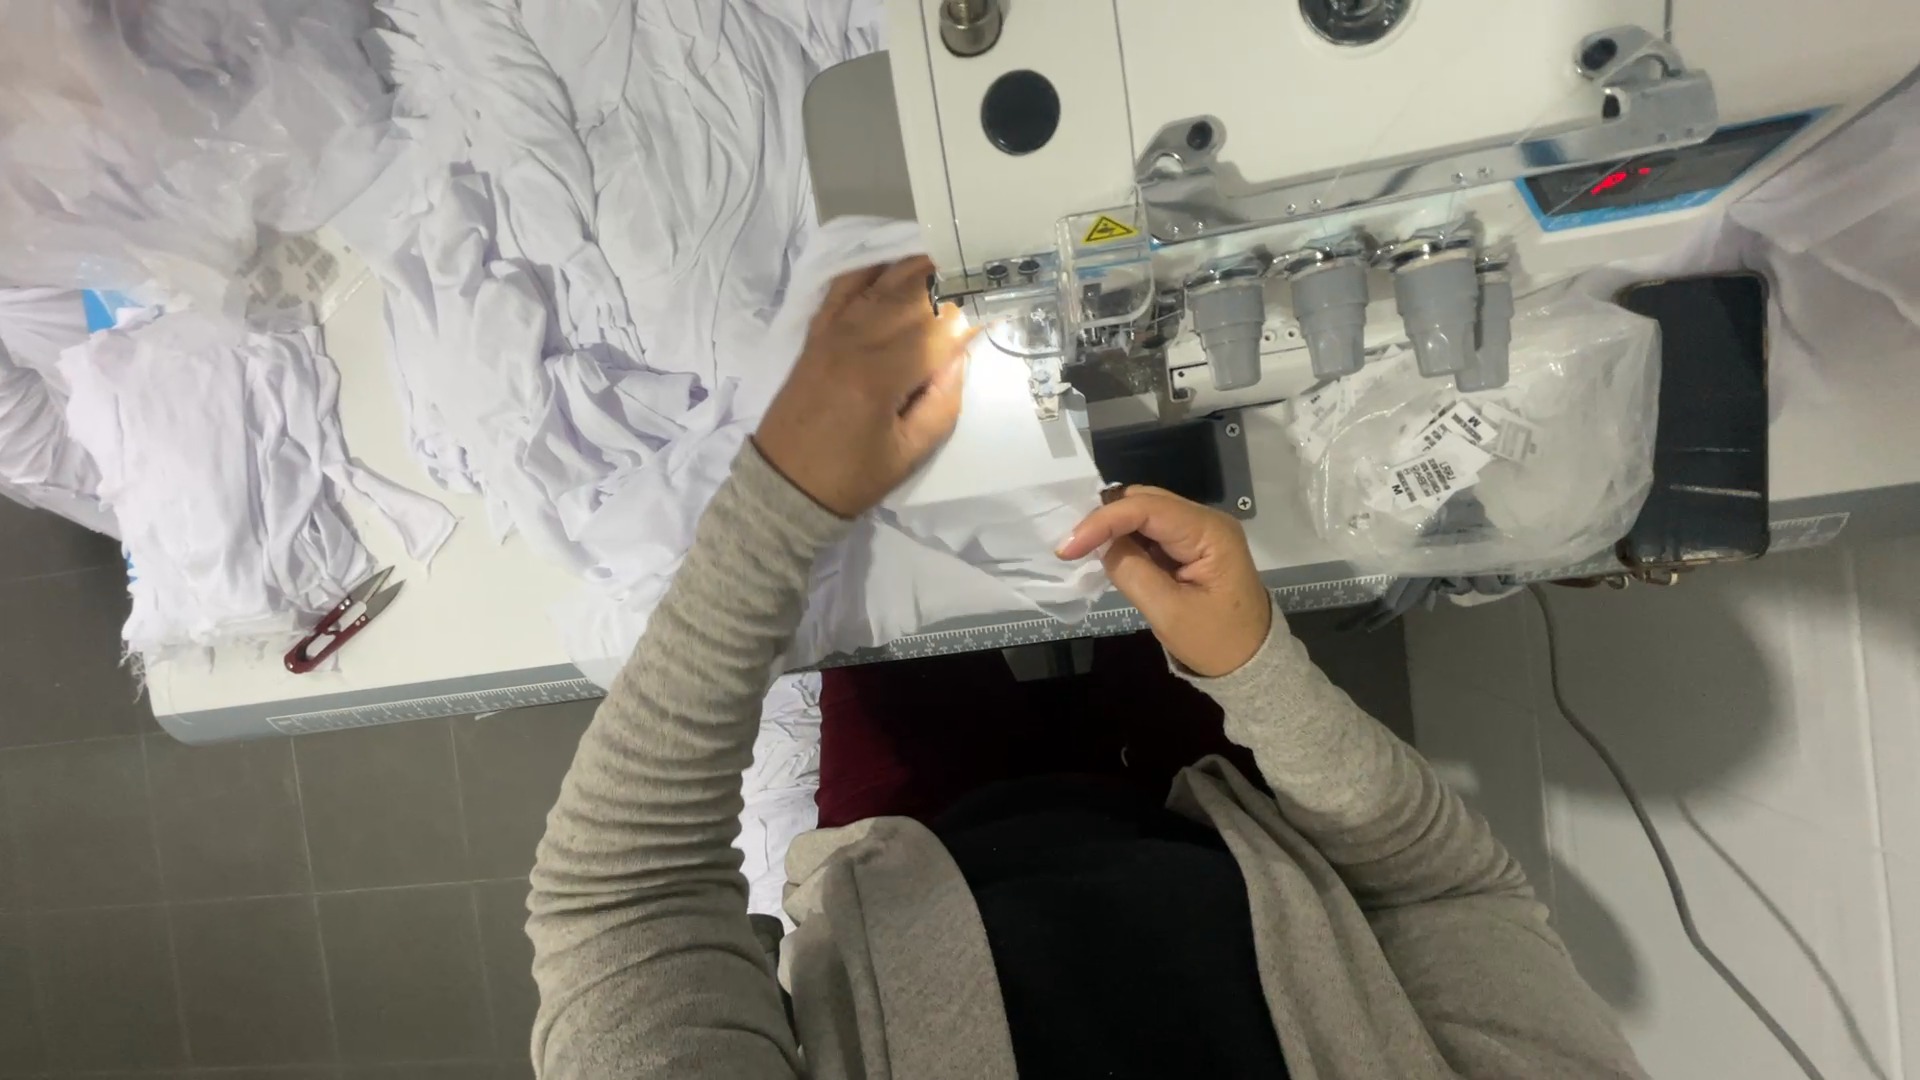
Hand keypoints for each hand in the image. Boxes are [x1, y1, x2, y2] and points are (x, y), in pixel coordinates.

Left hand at [754, 256, 978, 517]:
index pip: (937, 330)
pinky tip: (895, 265)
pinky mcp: (815, 334)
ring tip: (950, 260)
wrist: (785, 485)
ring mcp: (830, 333)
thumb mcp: (909, 454)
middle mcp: (854, 342)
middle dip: (951, 282)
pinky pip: (843, 287)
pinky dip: (872, 271)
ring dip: (917, 269)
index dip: (970, 314)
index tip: (997, 303)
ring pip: (880, 284)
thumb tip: (958, 356)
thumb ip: (942, 403)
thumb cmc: (851, 478)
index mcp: (879, 378)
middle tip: (982, 273)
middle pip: (911, 296)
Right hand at [1057, 486, 1271, 677]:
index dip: (1103, 521)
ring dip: (1111, 527)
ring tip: (1082, 549)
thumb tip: (1102, 545)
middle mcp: (1205, 521)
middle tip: (1072, 546)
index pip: (1147, 508)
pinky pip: (1149, 529)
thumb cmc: (1216, 642)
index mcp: (1210, 532)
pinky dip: (1123, 537)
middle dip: (1104, 518)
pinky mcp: (1188, 545)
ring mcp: (1197, 531)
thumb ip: (1131, 572)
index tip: (1068, 547)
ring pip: (1143, 511)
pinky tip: (1104, 552)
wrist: (1251, 663)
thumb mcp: (1169, 613)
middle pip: (1144, 500)